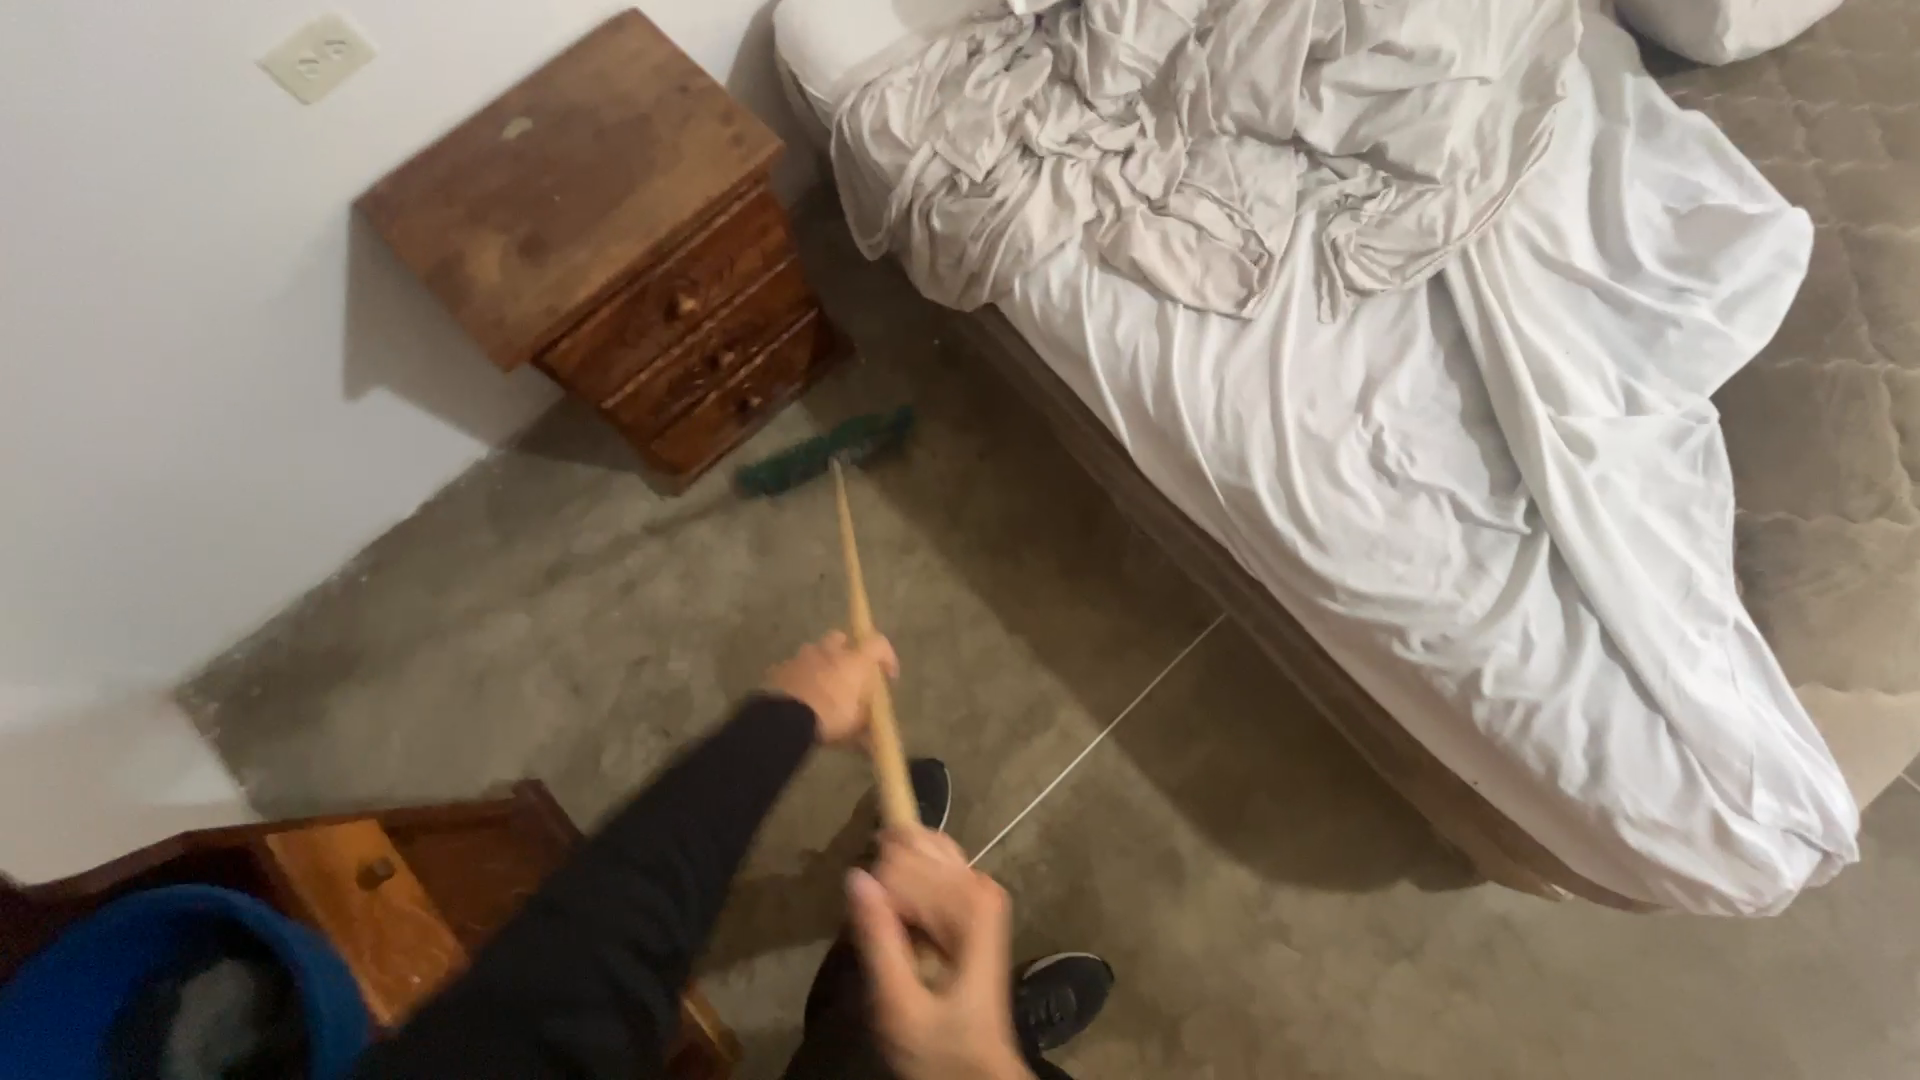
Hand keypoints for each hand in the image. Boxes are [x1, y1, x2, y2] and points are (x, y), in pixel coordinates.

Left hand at [763, 631, 898, 744]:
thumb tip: (874, 744)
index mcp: (854, 661)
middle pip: (841, 638)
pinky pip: (794, 668)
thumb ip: (866, 728)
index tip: (888, 675)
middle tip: (848, 673)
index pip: (878, 644)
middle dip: (846, 652)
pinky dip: (799, 678)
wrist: (782, 719)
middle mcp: (828, 652)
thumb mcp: (854, 728)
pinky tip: (798, 697)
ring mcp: (801, 657)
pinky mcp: (779, 668)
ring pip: (814, 652)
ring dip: (820, 664)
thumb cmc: (828, 718)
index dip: (886, 656)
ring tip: (820, 688)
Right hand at [847, 827, 1033, 1079]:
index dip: (875, 898)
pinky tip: (904, 914)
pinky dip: (909, 877)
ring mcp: (980, 885)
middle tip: (882, 936)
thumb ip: (878, 940)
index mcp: (969, 905)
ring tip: (891, 925)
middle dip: (886, 884)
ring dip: (896, 878)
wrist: (979, 1070)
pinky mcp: (974, 892)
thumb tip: (854, 877)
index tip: (870, 937)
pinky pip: (933, 858)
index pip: (900, 863)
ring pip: (922, 844)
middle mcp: (980, 883)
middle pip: (912, 846)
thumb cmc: (940, 1046)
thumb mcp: (899, 1008)